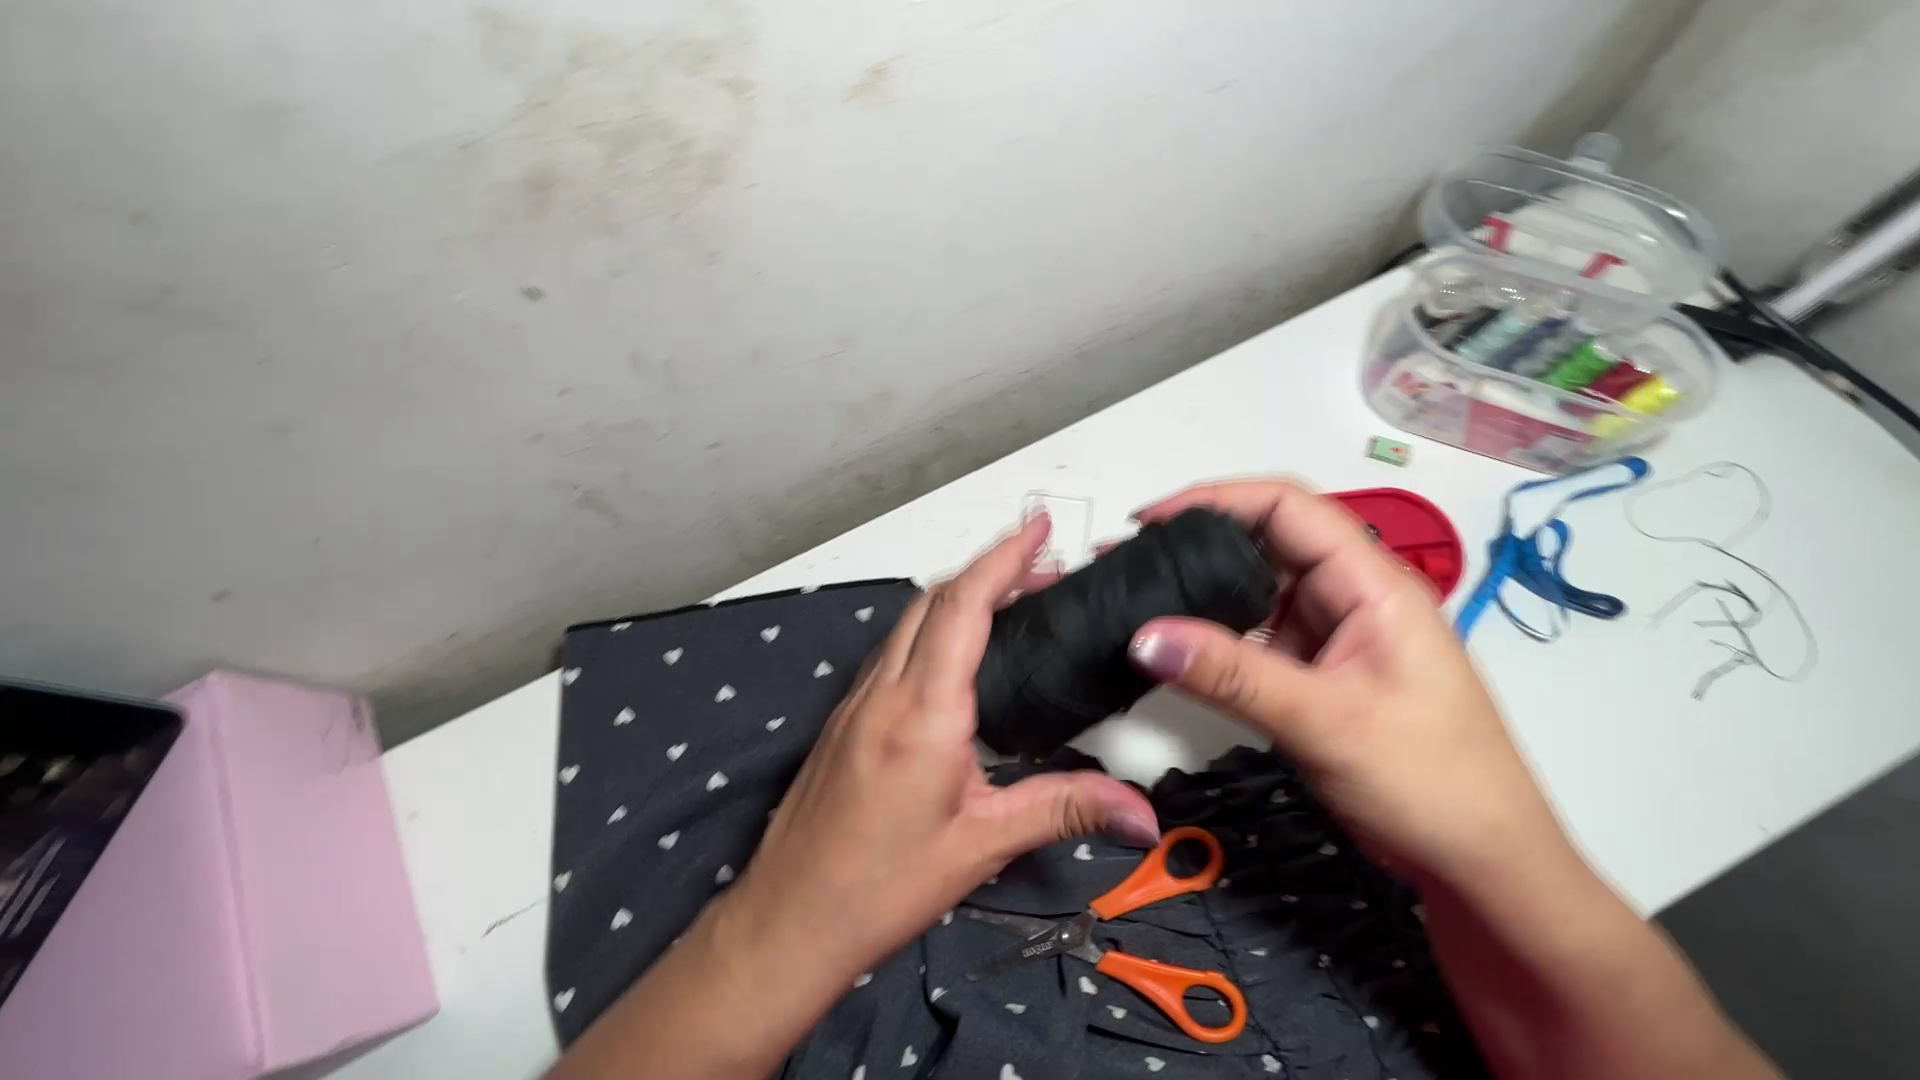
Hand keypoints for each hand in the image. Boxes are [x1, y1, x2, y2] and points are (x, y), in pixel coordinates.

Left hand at [726, 514, 1160, 984]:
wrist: (786, 921)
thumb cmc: (878, 887)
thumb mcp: (980, 845)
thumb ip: (1062, 809)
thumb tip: (1139, 810)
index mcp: (921, 712)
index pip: (964, 606)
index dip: (1004, 557)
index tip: (1037, 527)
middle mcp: (882, 691)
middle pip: (933, 600)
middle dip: (987, 569)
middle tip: (1039, 567)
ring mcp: (854, 701)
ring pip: (907, 621)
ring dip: (956, 597)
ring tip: (1007, 601)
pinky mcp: (842, 719)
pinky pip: (890, 651)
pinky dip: (929, 630)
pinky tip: (954, 657)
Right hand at [1124, 479, 1568, 890]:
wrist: (1482, 864)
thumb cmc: (1432, 784)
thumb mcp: (1325, 722)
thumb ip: (1230, 676)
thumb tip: (1143, 637)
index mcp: (1372, 585)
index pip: (1288, 508)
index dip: (1216, 499)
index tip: (1151, 521)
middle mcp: (1352, 598)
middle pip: (1267, 543)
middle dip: (1197, 543)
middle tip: (1130, 560)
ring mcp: (1336, 637)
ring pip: (1259, 593)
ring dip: (1202, 593)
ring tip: (1141, 597)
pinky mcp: (1320, 674)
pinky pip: (1259, 639)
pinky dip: (1216, 638)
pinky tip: (1178, 646)